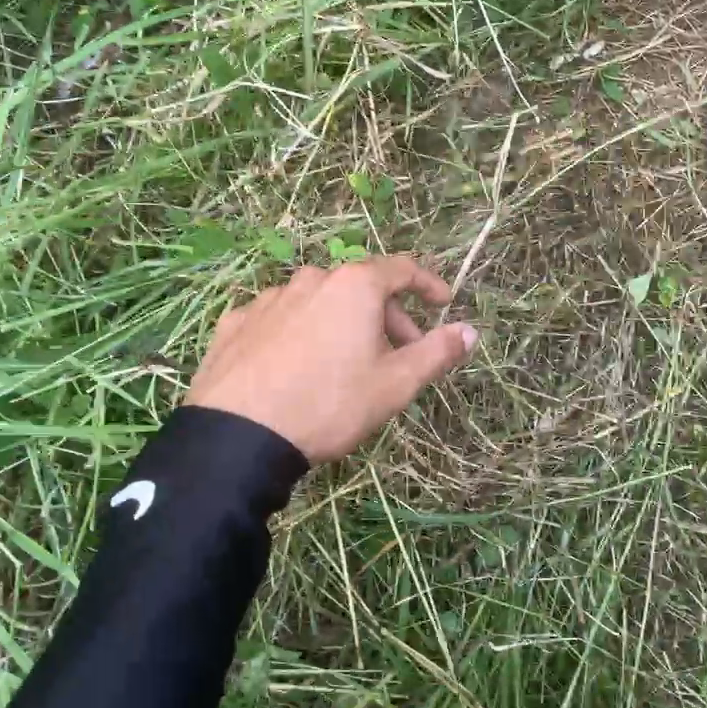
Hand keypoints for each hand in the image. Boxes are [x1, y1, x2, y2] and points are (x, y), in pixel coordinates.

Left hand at [186, 257, 477, 462]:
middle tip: (400, 353)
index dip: (428, 285)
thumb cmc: (329, 404)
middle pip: (361, 287)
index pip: (403, 269)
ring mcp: (269, 299)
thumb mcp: (396, 384)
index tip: (443, 304)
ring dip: (343, 322)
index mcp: (355, 286)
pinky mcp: (236, 323)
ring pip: (320, 301)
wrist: (236, 438)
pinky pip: (280, 318)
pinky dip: (300, 332)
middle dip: (388, 316)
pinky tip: (298, 365)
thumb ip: (437, 353)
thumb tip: (470, 331)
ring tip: (347, 362)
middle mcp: (313, 279)